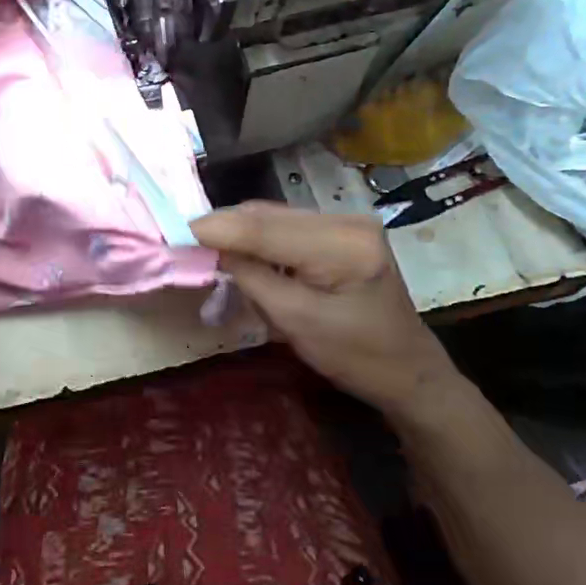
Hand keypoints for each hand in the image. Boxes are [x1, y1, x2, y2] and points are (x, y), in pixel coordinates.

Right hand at [191, 202, 454, 413]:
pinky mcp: (343, 232)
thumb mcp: (296, 322)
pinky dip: (260, 237)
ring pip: (276, 217)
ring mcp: (348, 222)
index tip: (179, 230)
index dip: (219, 227)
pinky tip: (240, 249)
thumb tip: (212, 247)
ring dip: (240, 230)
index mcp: (344, 245)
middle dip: (225, 225)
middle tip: (185, 239)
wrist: (407, 369)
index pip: (267, 229)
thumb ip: (253, 278)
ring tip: (205, 244)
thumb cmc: (355, 357)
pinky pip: (289, 226)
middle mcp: (348, 220)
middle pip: (270, 214)